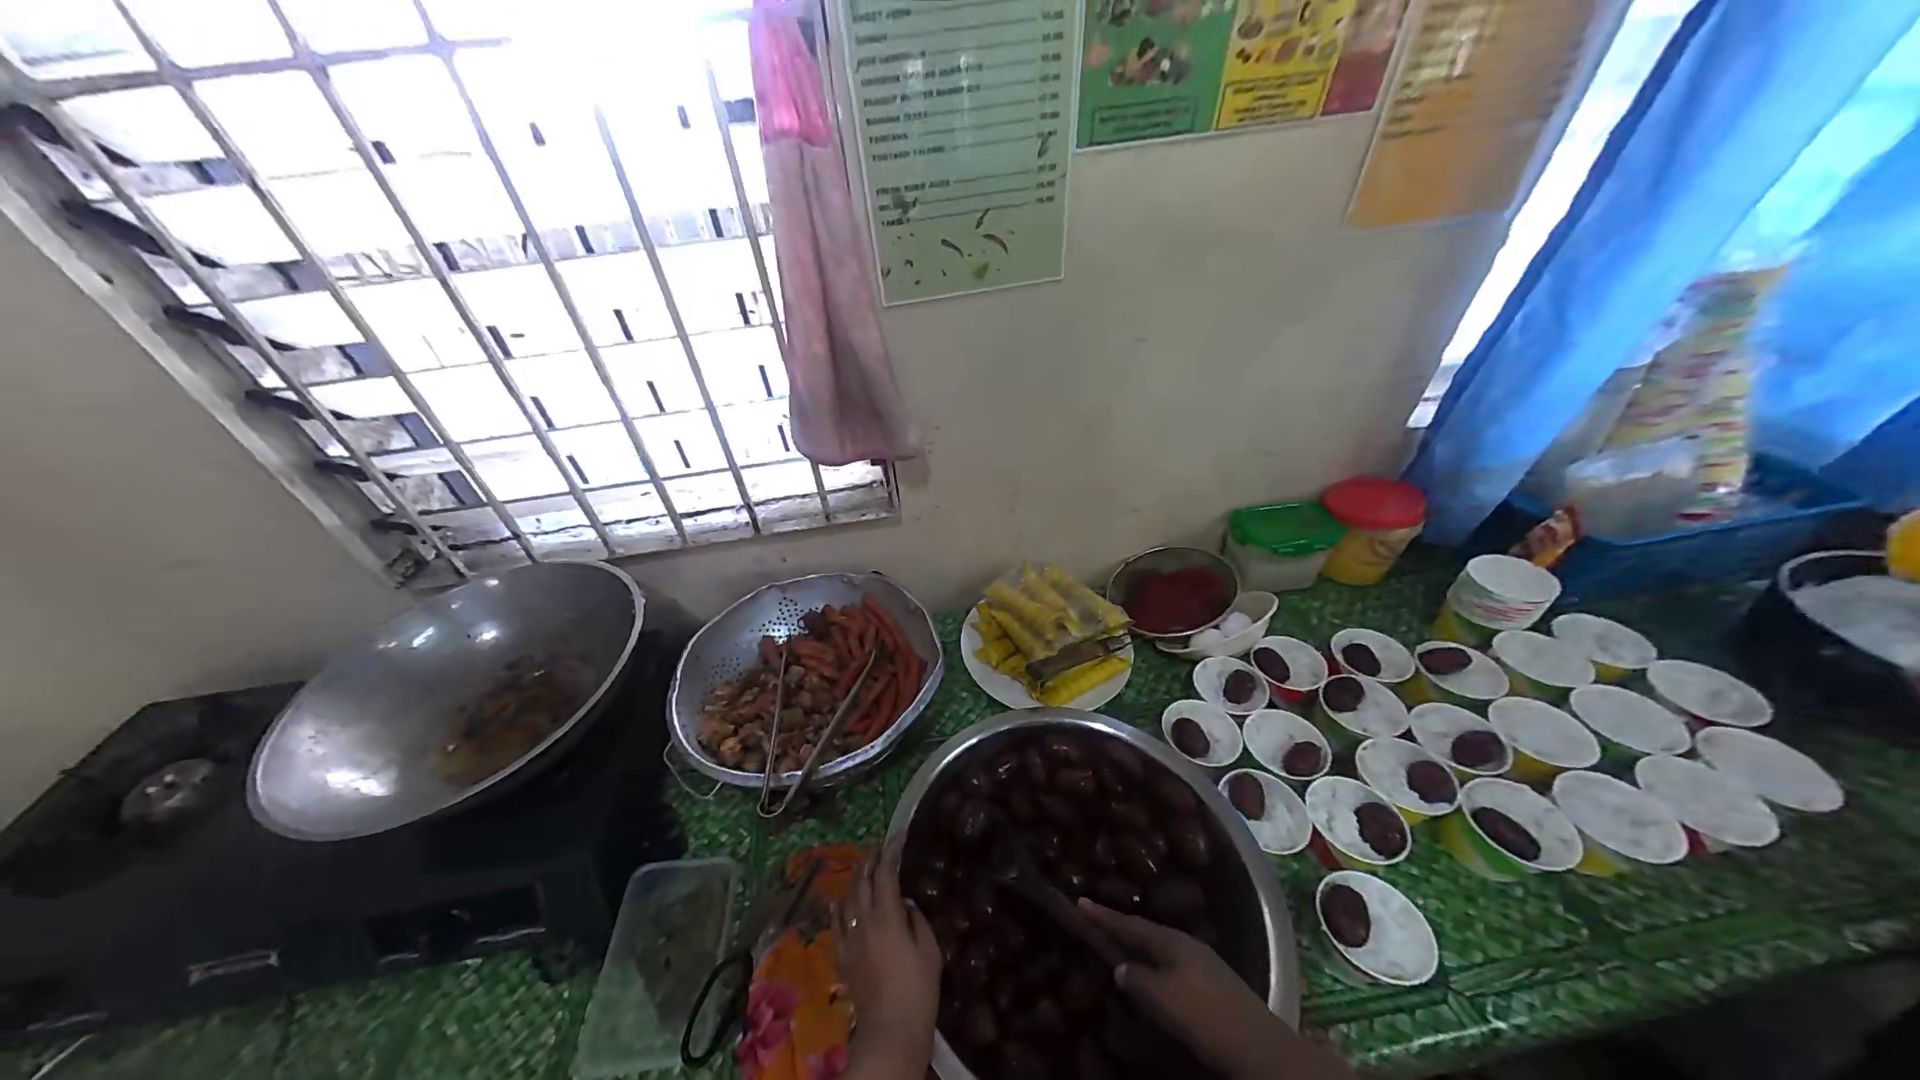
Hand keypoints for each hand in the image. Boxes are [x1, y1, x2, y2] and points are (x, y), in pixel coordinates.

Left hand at [839, 847, 941, 1078]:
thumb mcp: (929, 948)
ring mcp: (849, 939)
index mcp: (887, 916)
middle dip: (871, 861)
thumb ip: (916, 919)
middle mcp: (863, 921)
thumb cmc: (918, 987)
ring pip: (847, 899)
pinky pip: (835, 926)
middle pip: (863, 882)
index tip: (897, 835)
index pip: (887, 874)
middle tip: (879, 847)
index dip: (891, 852)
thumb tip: (905, 904)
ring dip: (856, 880)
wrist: (891, 1027)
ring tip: (863, 869)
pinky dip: (837, 909)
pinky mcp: (842, 957)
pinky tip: (837, 902)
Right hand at [1079, 899, 1350, 1079]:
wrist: (1261, 1051)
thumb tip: (1120, 967)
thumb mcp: (1162, 998)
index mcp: (1174, 941)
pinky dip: (1152, 967)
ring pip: (1160, 951)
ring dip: (1137, 948)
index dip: (1104, 916)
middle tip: (1095, 920)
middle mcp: (1188, 946)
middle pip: (1146, 933)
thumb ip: (1137, 979)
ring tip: (1117, 947)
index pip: (1131, 924)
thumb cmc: (1206, 1018)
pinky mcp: (1210, 988)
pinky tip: (1149, 977)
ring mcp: (1202, 966)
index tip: (1080, 901)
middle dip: (1120, 927)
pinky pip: (1170, 968)